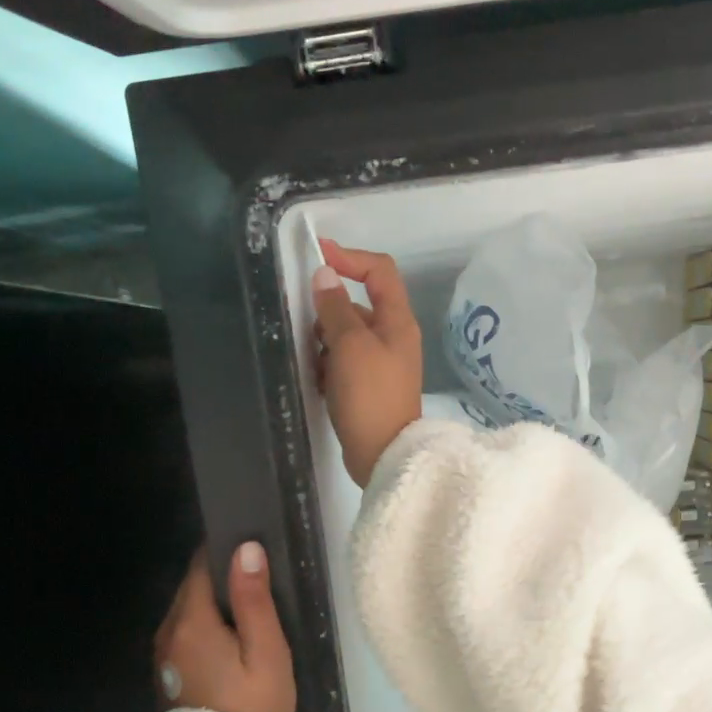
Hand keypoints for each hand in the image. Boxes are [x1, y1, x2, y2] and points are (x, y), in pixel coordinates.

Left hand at [153, 542, 294, 711]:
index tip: (254, 555)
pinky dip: (204, 630)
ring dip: (213, 608)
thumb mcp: (266, 651)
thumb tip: (246, 548)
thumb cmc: (254, 705)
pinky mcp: (165, 674)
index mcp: (191, 620)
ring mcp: (162, 654)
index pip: (201, 565)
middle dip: (221, 582)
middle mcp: (167, 631)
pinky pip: (184, 635)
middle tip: (260, 592)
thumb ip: (254, 599)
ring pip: (187, 612)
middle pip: (192, 588)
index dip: (226, 553)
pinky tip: (229, 647)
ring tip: (249, 619)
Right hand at [313, 241, 422, 487]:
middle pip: (358, 305)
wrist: (384, 454)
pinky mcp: (370, 388)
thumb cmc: (369, 395)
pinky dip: (329, 367)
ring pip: (347, 336)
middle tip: (312, 331)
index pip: (379, 271)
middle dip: (330, 312)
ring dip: (326, 343)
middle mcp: (394, 337)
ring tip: (317, 365)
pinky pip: (344, 363)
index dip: (349, 258)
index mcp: (398, 321)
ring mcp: (383, 364)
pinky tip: (321, 384)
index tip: (316, 256)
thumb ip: (335, 308)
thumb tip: (325, 276)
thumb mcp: (349, 345)